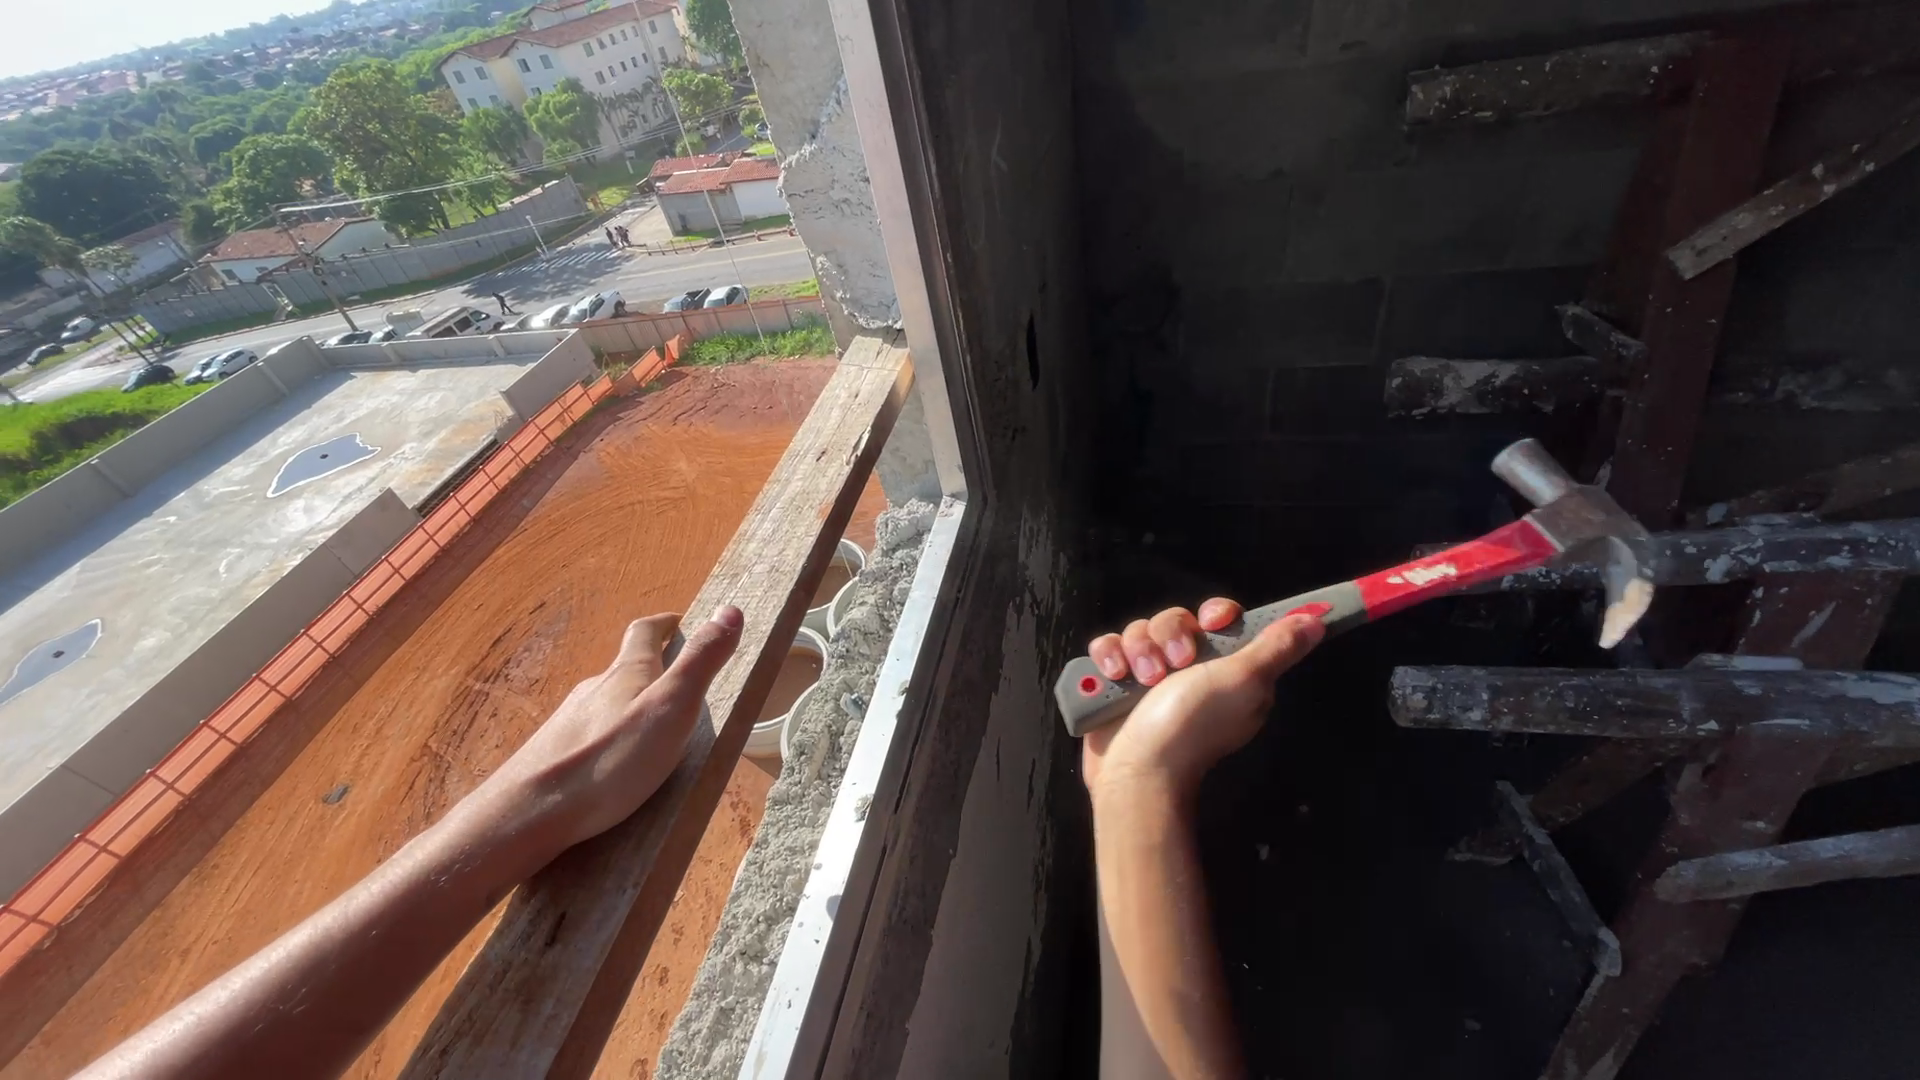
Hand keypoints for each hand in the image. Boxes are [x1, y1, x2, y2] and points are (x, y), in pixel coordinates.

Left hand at [478, 606, 743, 850]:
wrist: (526, 815)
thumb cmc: (610, 758)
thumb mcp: (672, 707)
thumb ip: (702, 661)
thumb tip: (731, 608)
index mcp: (627, 673)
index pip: (645, 632)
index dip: (664, 623)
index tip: (680, 622)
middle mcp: (594, 689)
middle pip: (623, 668)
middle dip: (650, 668)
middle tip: (677, 683)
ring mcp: (568, 722)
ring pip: (604, 703)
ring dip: (628, 706)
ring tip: (651, 730)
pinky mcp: (551, 756)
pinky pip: (587, 737)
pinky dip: (607, 739)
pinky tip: (612, 766)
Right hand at [1083, 599, 1321, 797]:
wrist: (1138, 769)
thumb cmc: (1195, 725)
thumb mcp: (1245, 682)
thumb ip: (1277, 647)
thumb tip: (1317, 622)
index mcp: (1227, 668)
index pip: (1220, 618)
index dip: (1214, 614)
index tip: (1211, 623)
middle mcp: (1189, 669)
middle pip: (1174, 619)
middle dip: (1168, 636)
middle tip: (1174, 666)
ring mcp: (1148, 675)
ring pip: (1138, 630)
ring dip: (1137, 650)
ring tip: (1140, 680)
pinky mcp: (1115, 682)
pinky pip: (1107, 646)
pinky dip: (1107, 658)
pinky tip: (1112, 677)